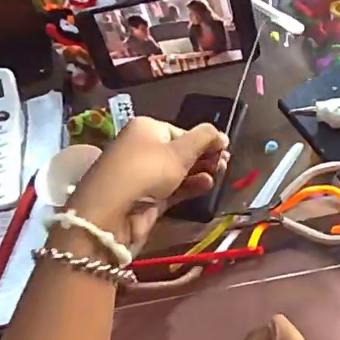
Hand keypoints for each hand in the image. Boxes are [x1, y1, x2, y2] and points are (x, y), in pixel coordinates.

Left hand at [66, 116, 228, 246]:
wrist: (114, 211)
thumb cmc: (148, 169)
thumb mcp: (181, 149)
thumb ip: (205, 139)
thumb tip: (222, 135)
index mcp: (147, 129)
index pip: (182, 131)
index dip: (204, 140)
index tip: (224, 149)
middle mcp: (144, 149)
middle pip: (181, 151)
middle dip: (204, 157)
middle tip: (224, 163)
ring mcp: (146, 176)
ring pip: (180, 172)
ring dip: (200, 172)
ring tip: (219, 174)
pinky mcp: (149, 198)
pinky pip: (175, 189)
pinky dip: (191, 186)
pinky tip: (207, 185)